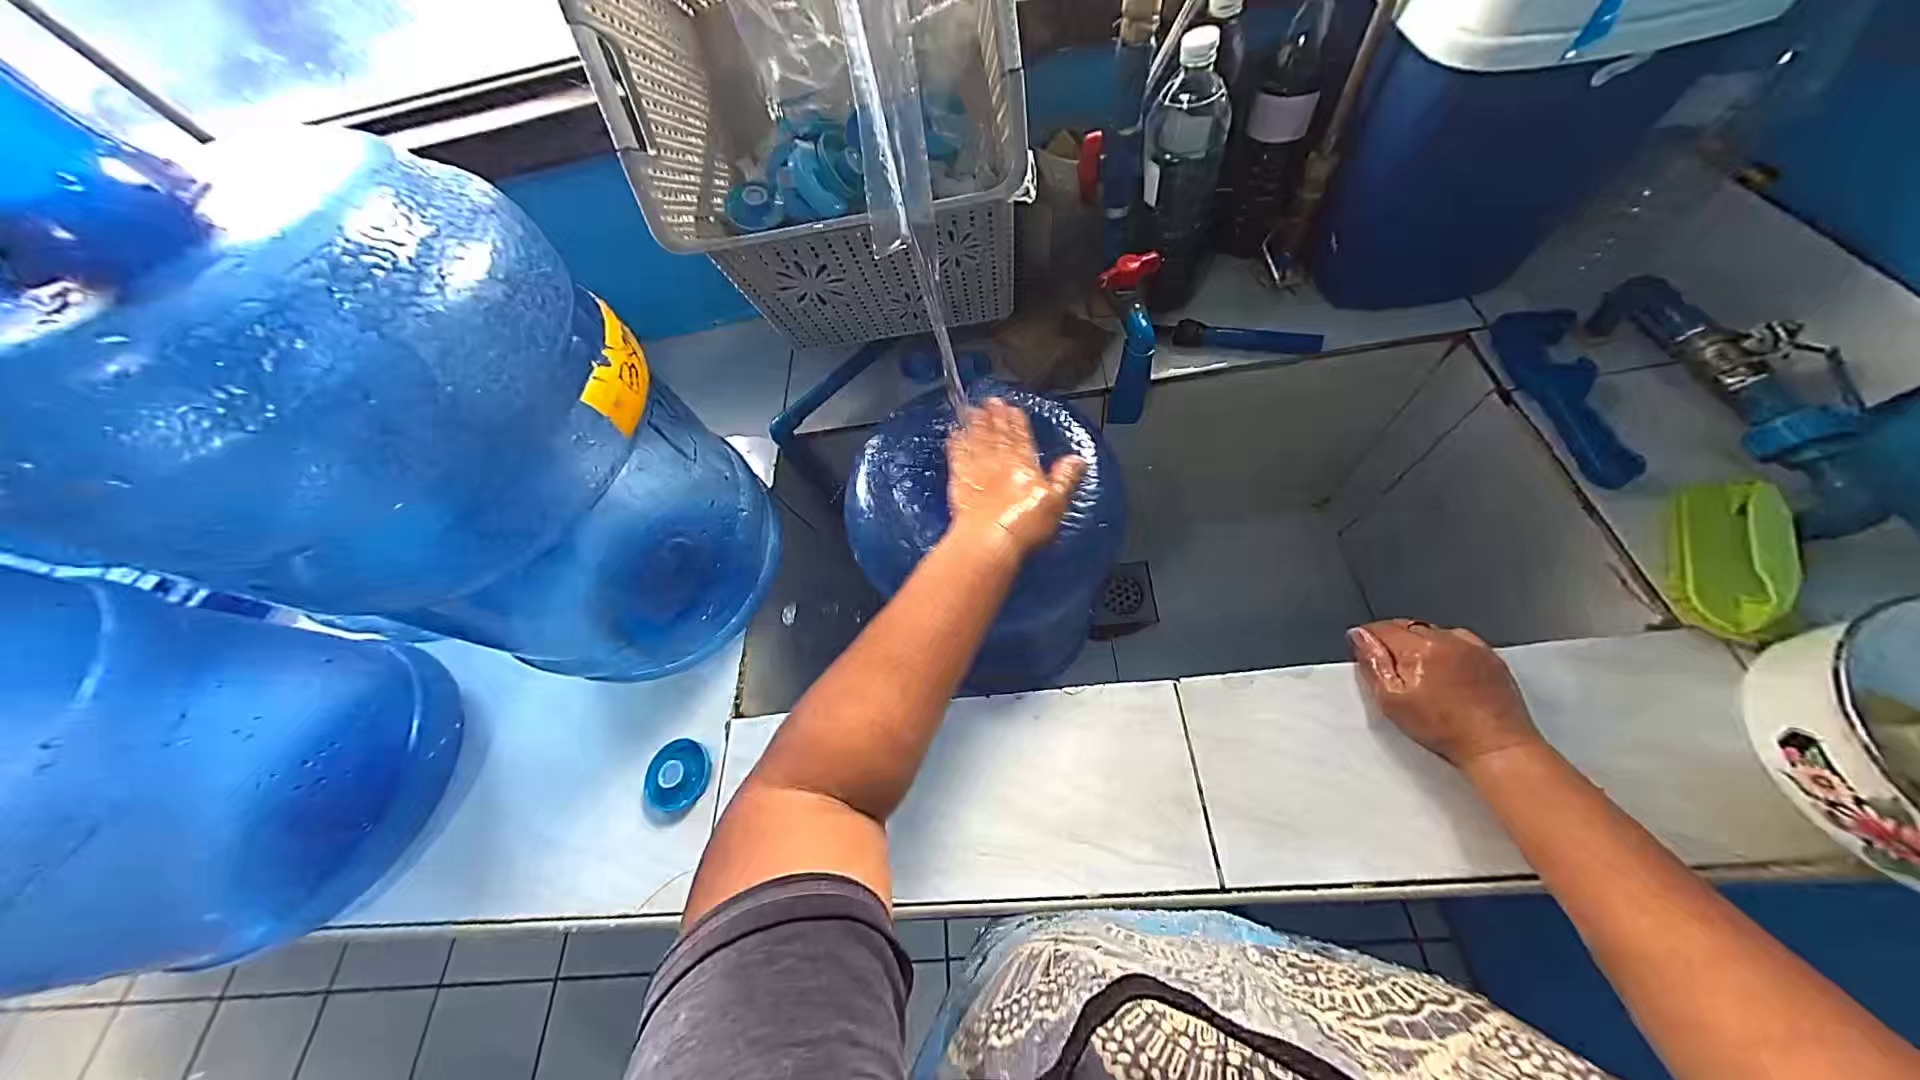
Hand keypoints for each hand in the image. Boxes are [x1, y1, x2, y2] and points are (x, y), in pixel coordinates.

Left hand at [946, 398, 1086, 559]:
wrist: (989, 540)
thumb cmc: (1024, 525)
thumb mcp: (1056, 502)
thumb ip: (1065, 477)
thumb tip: (1077, 460)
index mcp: (1025, 465)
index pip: (1022, 437)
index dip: (1017, 421)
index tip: (1012, 407)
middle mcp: (1000, 463)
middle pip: (998, 435)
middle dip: (995, 417)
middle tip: (991, 401)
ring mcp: (978, 472)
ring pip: (977, 441)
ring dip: (975, 425)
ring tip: (972, 411)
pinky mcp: (960, 484)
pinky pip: (957, 458)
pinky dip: (956, 445)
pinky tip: (953, 436)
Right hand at [1347, 619, 1542, 767]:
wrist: (1496, 747)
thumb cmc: (1445, 729)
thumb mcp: (1391, 700)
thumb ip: (1373, 663)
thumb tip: (1360, 636)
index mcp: (1419, 649)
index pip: (1382, 628)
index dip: (1368, 639)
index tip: (1366, 652)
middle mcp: (1446, 640)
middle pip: (1406, 627)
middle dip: (1394, 642)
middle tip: (1394, 671)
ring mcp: (1471, 647)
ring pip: (1431, 631)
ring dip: (1420, 644)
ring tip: (1422, 673)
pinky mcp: (1490, 657)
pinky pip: (1458, 640)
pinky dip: (1446, 648)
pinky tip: (1445, 670)